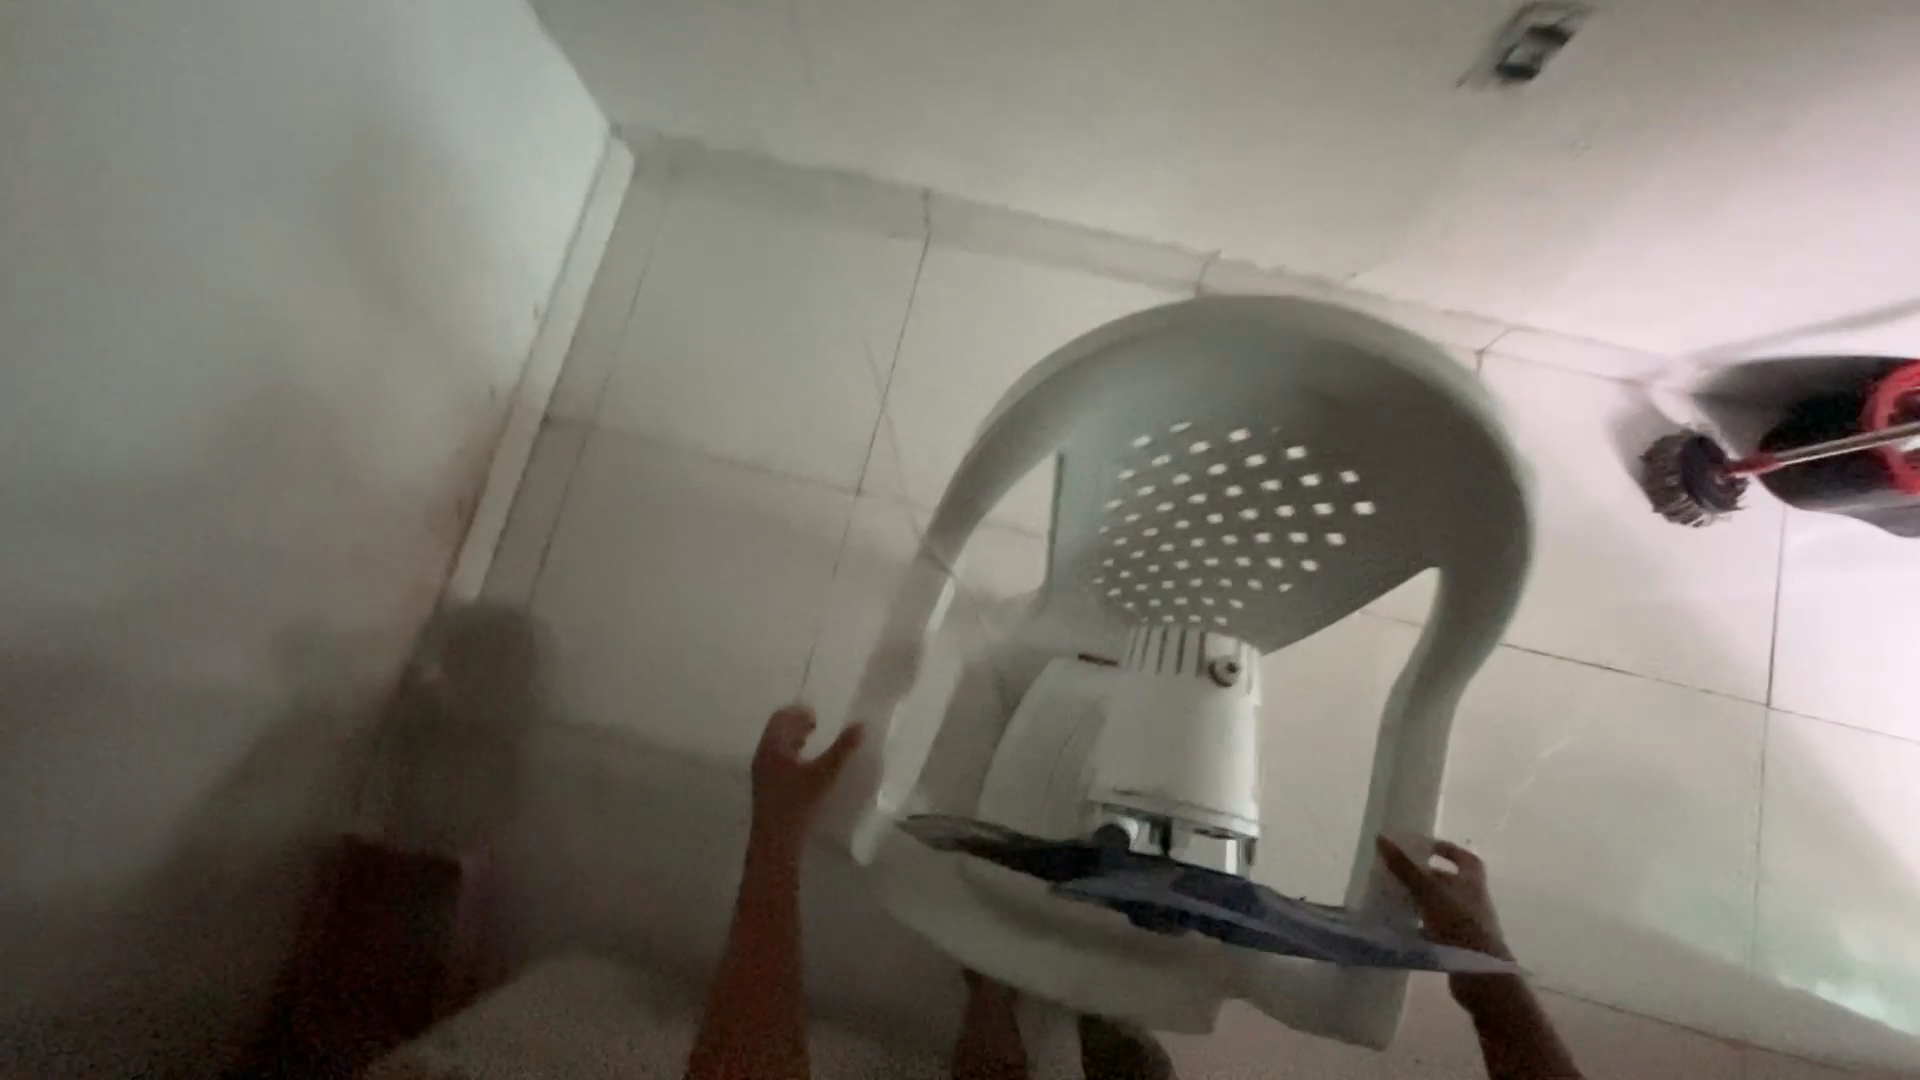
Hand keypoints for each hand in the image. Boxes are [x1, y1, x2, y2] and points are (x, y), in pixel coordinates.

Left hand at [750, 705, 862, 843]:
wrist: (775, 843)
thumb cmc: (797, 804)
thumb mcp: (823, 775)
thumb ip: (842, 749)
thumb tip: (860, 725)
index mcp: (772, 747)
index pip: (781, 716)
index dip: (799, 712)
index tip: (818, 716)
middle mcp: (763, 755)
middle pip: (777, 730)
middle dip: (797, 724)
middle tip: (818, 726)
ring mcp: (762, 772)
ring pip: (777, 745)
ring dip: (794, 739)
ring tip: (814, 743)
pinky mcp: (765, 786)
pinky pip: (777, 759)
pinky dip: (792, 753)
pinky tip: (807, 766)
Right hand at [1376, 834, 1510, 960]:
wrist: (1480, 975)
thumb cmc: (1458, 923)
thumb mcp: (1428, 890)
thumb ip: (1404, 866)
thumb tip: (1381, 838)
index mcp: (1472, 882)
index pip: (1465, 859)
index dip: (1447, 850)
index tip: (1424, 847)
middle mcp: (1473, 900)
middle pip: (1449, 881)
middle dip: (1425, 875)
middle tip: (1399, 869)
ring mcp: (1466, 923)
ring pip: (1440, 903)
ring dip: (1419, 898)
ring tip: (1393, 893)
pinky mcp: (1457, 943)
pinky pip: (1434, 926)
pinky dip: (1418, 922)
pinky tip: (1399, 922)